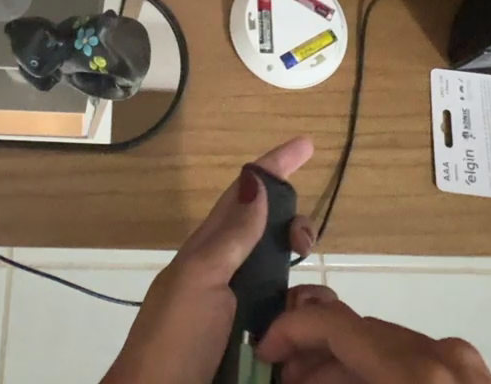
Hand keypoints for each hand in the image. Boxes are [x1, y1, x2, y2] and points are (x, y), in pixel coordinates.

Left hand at [101, 137, 316, 383]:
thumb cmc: (175, 337)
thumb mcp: (201, 278)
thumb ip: (232, 234)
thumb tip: (255, 179)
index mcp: (210, 249)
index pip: (245, 194)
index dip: (273, 167)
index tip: (305, 144)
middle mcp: (231, 273)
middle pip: (273, 231)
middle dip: (296, 225)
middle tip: (307, 241)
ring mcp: (246, 310)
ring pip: (290, 276)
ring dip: (306, 280)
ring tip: (308, 299)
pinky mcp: (261, 345)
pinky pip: (296, 320)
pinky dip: (309, 317)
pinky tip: (314, 327)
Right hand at [258, 287, 490, 383]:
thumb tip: (293, 380)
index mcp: (415, 373)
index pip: (335, 324)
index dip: (289, 332)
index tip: (262, 355)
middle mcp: (442, 356)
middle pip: (359, 335)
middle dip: (314, 358)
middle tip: (282, 383)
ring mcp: (466, 367)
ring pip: (386, 351)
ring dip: (344, 371)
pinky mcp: (477, 382)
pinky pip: (414, 368)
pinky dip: (379, 378)